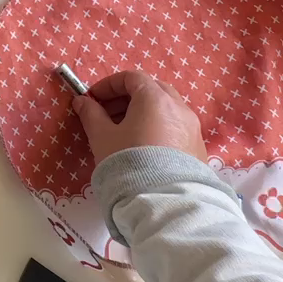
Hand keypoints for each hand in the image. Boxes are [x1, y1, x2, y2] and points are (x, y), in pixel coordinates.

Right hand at [72, 70, 207, 164]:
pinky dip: (158, 127)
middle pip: (153, 89)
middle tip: (109, 112)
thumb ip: (91, 114)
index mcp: (155, 99)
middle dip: (128, 96)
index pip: (132, 77)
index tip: (93, 99)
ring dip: (144, 112)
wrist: (166, 203)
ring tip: (125, 132)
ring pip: (166, 109)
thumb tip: (83, 102)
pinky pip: (176, 128)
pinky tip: (144, 148)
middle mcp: (179, 109)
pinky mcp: (199, 150)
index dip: (108, 84)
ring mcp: (193, 129)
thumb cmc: (129, 161)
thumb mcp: (101, 135)